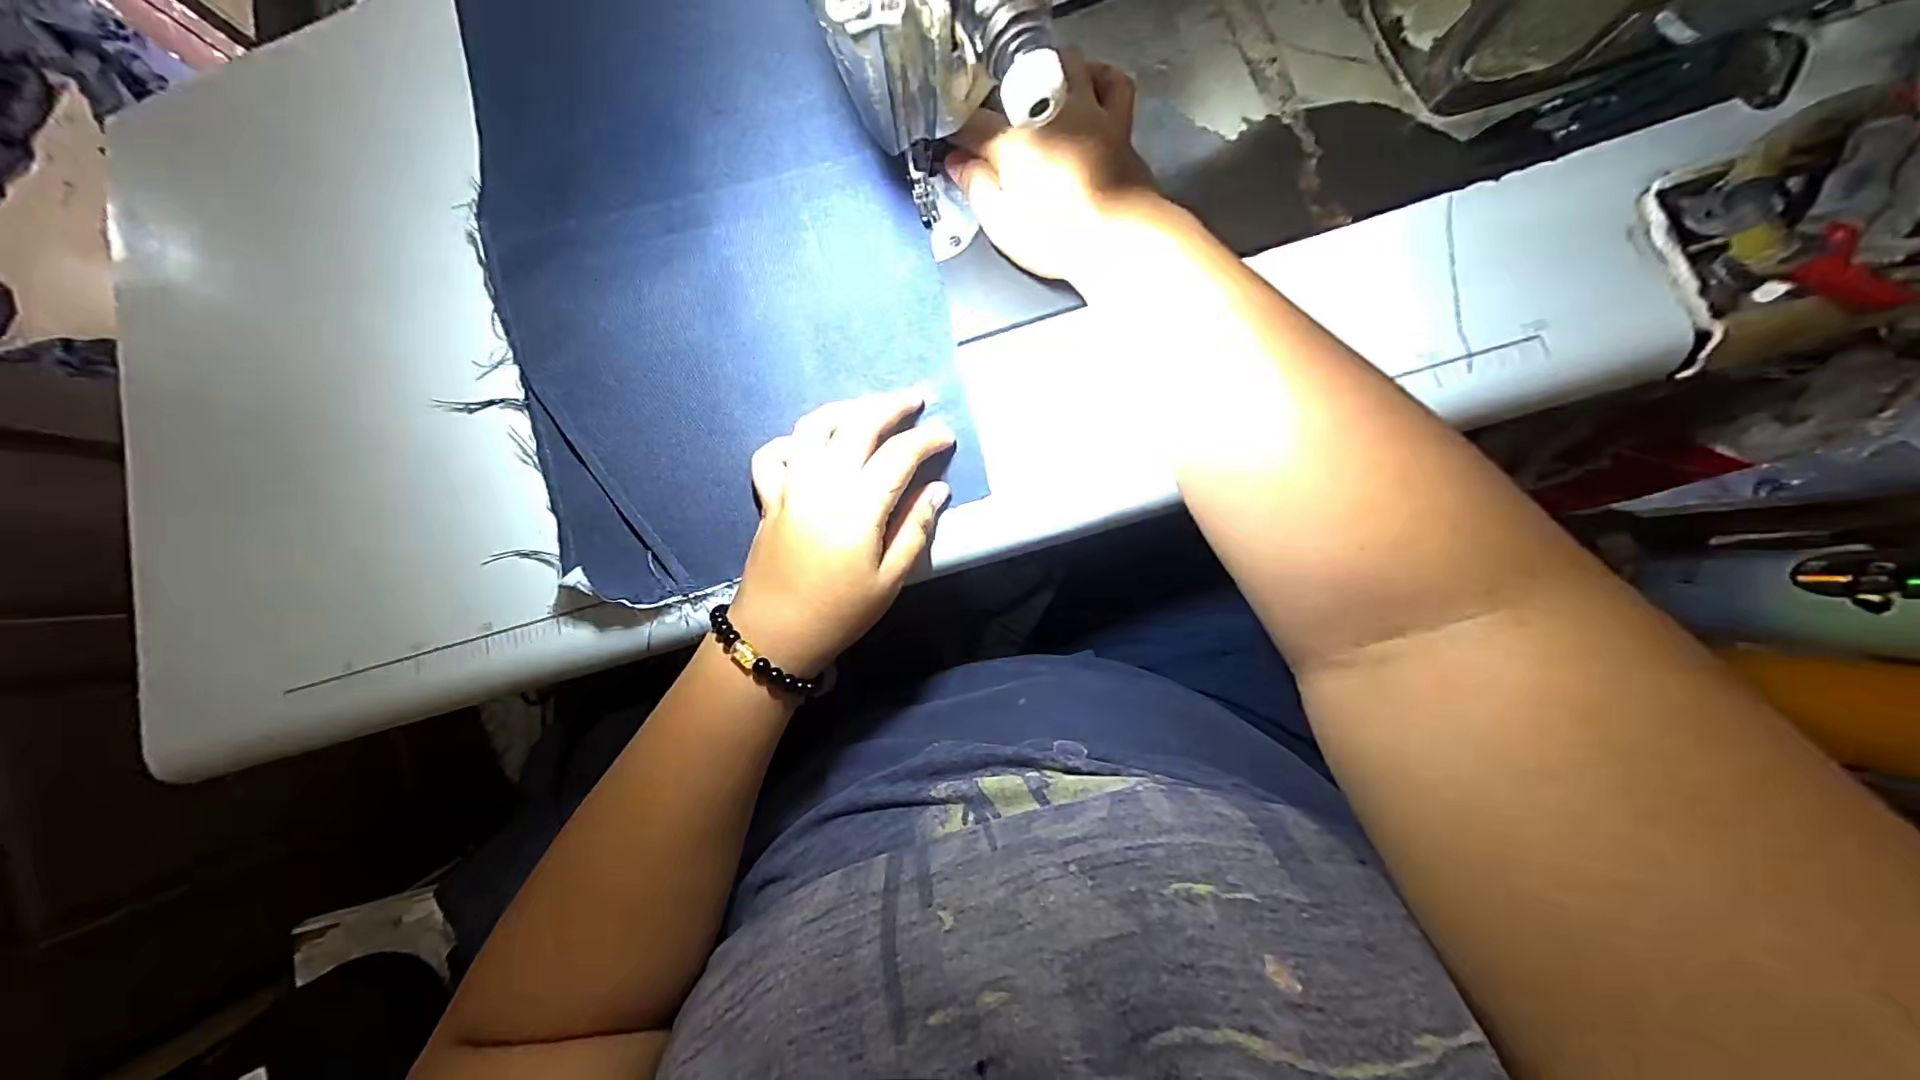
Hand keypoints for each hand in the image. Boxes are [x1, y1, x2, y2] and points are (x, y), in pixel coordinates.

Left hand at [725, 392, 955, 677]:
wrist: (775, 633)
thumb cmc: (840, 612)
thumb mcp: (889, 579)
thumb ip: (914, 529)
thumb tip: (936, 489)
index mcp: (858, 506)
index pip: (898, 455)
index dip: (926, 439)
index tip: (945, 435)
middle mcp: (822, 483)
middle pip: (857, 425)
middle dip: (889, 406)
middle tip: (914, 399)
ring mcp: (790, 485)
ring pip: (814, 427)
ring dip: (844, 409)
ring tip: (868, 408)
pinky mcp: (769, 496)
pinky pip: (774, 453)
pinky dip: (793, 439)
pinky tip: (810, 443)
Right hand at [946, 49, 1160, 283]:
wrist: (1119, 238)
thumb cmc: (1056, 236)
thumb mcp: (1001, 222)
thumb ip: (976, 187)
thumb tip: (956, 163)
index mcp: (1012, 141)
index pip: (973, 125)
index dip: (958, 135)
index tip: (953, 147)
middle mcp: (1049, 113)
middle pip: (1019, 81)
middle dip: (1001, 95)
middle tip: (997, 120)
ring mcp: (1089, 112)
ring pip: (1069, 64)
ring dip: (1051, 69)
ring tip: (1042, 89)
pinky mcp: (1120, 124)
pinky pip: (1114, 84)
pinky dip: (1101, 77)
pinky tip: (1092, 82)